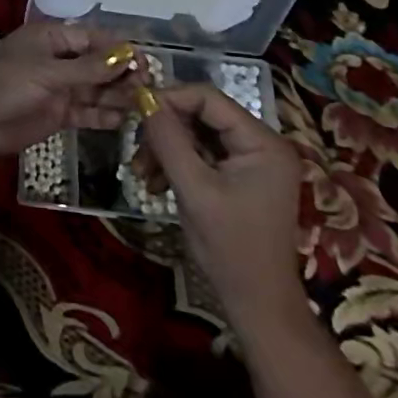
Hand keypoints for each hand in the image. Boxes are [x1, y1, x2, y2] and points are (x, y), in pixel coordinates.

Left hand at [0, 23, 137, 156]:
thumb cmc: (5, 83)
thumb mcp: (47, 72)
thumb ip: (88, 67)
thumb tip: (126, 56)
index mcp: (50, 38)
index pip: (93, 38)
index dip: (119, 50)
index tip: (144, 63)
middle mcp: (58, 60)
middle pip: (99, 64)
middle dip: (122, 74)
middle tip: (146, 88)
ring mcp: (59, 88)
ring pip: (97, 89)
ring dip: (117, 96)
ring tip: (140, 105)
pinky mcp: (58, 114)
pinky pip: (87, 111)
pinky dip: (103, 115)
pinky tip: (121, 120)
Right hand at [138, 84, 304, 329]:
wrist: (255, 299)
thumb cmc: (229, 244)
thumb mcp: (194, 188)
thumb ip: (169, 141)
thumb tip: (144, 100)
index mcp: (262, 142)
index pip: (209, 98)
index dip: (169, 99)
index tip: (135, 113)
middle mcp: (261, 143)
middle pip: (200, 116)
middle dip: (164, 131)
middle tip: (136, 154)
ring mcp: (250, 161)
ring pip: (195, 135)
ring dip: (164, 150)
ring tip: (142, 175)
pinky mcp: (238, 176)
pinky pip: (199, 155)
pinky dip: (174, 165)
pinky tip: (155, 185)